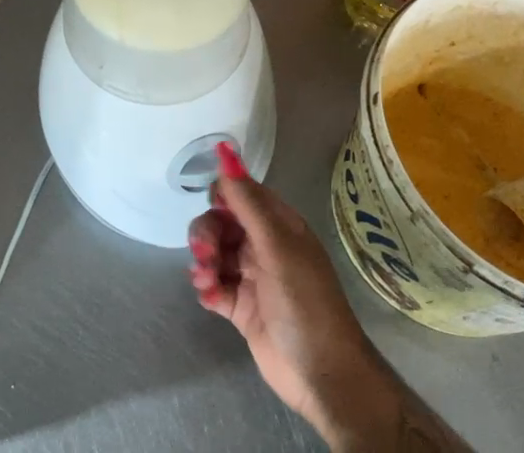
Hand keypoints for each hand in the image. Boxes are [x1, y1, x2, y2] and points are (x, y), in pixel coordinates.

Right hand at [188, 144, 379, 429]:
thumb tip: (226, 152)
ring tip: (205, 279)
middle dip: (207, 233)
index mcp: (280, 226)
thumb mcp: (276, 245)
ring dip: (202, 260)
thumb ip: (247, 201)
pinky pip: (213, 285)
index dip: (223, 195)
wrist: (320, 371)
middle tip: (204, 252)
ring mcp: (252, 277)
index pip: (243, 194)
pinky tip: (208, 295)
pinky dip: (205, 287)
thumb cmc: (305, 301)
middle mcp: (265, 247)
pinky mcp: (240, 307)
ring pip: (214, 253)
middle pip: (222, 223)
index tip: (210, 204)